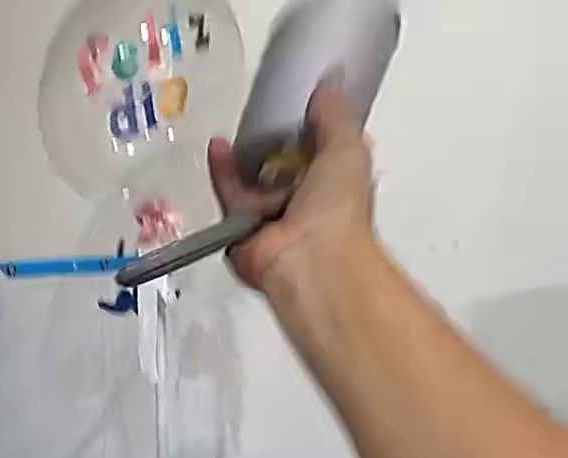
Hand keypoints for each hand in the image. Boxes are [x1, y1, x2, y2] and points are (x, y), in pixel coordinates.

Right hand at [207, 81, 377, 293]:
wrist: (307, 259)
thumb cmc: (338, 215)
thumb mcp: (347, 146)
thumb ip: (335, 115)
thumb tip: (328, 89)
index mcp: (333, 187)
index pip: (318, 153)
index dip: (309, 131)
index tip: (299, 108)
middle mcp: (301, 208)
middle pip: (279, 170)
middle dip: (270, 146)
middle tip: (262, 120)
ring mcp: (271, 223)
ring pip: (251, 185)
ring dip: (241, 159)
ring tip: (237, 133)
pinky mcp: (243, 234)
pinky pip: (229, 200)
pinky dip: (223, 175)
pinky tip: (220, 151)